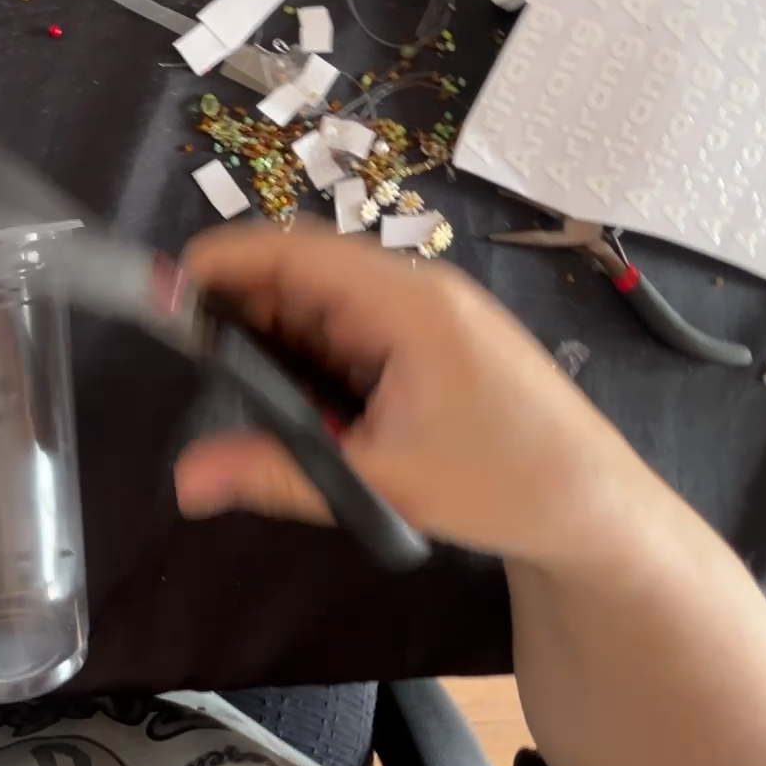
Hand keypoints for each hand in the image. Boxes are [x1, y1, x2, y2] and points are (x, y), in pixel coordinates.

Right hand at [173, 222, 680, 567]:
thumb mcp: (381, 483)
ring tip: (223, 373)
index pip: (299, 253)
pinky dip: (296, 352)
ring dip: (265, 332)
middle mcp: (407, 293)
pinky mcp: (411, 342)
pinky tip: (281, 390)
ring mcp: (411, 316)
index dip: (227, 260)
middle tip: (183, 345)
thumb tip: (182, 484)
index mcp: (407, 304)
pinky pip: (335, 330)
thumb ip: (275, 475)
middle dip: (237, 302)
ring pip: (313, 303)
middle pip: (299, 272)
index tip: (167, 287)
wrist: (598, 513)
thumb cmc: (505, 486)